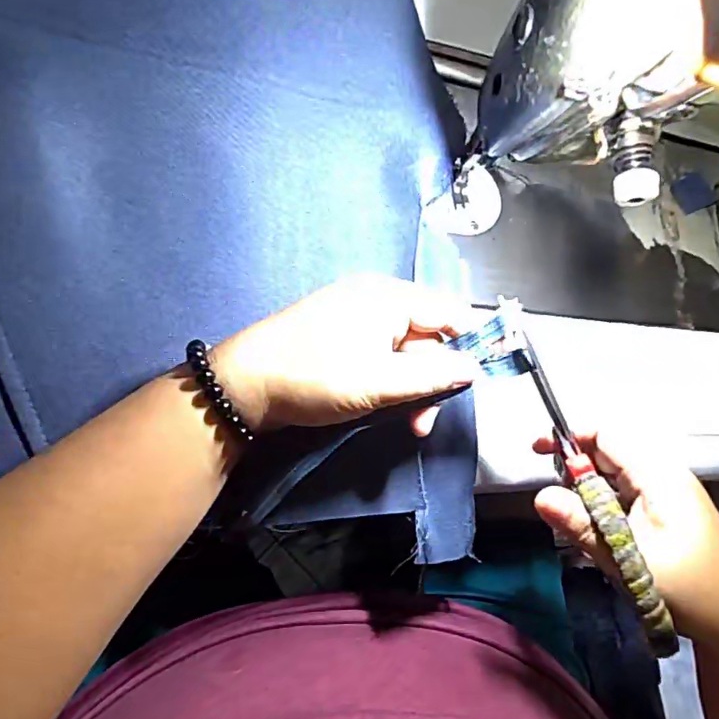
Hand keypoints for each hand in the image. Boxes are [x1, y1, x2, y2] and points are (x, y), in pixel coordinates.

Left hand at [210, 276, 481, 436]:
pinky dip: (389, 381)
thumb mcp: (380, 381)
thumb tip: (474, 368)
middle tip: (422, 421)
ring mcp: (358, 317)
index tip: (472, 384)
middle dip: (432, 381)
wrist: (244, 387)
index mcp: (390, 297)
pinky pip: (382, 355)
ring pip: (406, 352)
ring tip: (404, 422)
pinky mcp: (343, 336)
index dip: (468, 346)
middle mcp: (378, 299)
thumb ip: (433, 375)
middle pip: (428, 337)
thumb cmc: (315, 377)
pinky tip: (381, 404)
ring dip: (411, 388)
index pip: (450, 313)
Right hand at [532, 429, 718, 642]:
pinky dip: (606, 508)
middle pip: (609, 454)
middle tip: (555, 500)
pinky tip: (600, 533)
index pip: (606, 435)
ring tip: (575, 522)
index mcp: (656, 473)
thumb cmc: (688, 584)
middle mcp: (663, 475)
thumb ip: (581, 524)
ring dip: (590, 493)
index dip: (570, 438)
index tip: (538, 451)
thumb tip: (540, 497)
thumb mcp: (626, 556)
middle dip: (576, 469)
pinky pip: (628, 498)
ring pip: (617, 479)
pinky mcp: (670, 515)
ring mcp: (668, 495)